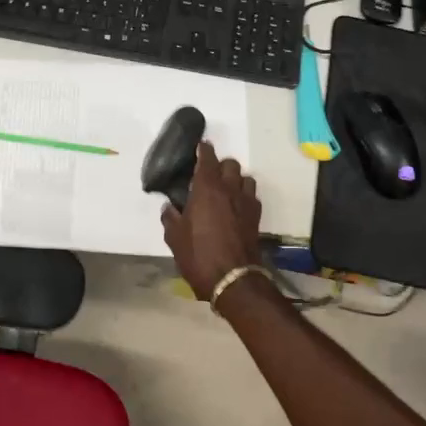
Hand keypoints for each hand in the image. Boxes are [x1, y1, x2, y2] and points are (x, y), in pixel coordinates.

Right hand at [161, 141, 262, 299]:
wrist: (233, 279)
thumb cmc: (198, 255)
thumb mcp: (174, 238)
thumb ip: (171, 217)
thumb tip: (169, 206)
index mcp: (207, 188)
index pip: (207, 158)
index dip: (203, 150)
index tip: (200, 147)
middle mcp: (229, 188)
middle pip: (230, 164)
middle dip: (220, 165)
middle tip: (209, 175)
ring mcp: (246, 202)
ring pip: (245, 178)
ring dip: (236, 179)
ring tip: (225, 190)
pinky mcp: (256, 216)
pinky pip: (252, 196)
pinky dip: (244, 195)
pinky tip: (236, 207)